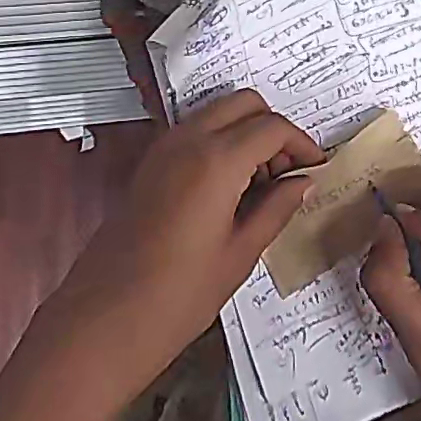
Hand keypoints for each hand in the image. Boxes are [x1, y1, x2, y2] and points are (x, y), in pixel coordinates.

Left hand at [47, 90, 322, 380]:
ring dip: (245, 131)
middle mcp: (187, 140)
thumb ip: (276, 207)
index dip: (302, 143)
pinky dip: (220, 141)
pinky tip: (230, 186)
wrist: (106, 317)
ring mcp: (163, 148)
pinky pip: (194, 132)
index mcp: (215, 160)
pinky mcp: (150, 163)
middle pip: (244, 103)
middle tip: (288, 170)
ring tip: (261, 183)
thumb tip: (301, 183)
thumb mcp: (240, 252)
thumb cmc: (176, 295)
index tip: (315, 166)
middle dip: (273, 128)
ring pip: (217, 112)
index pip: (272, 127)